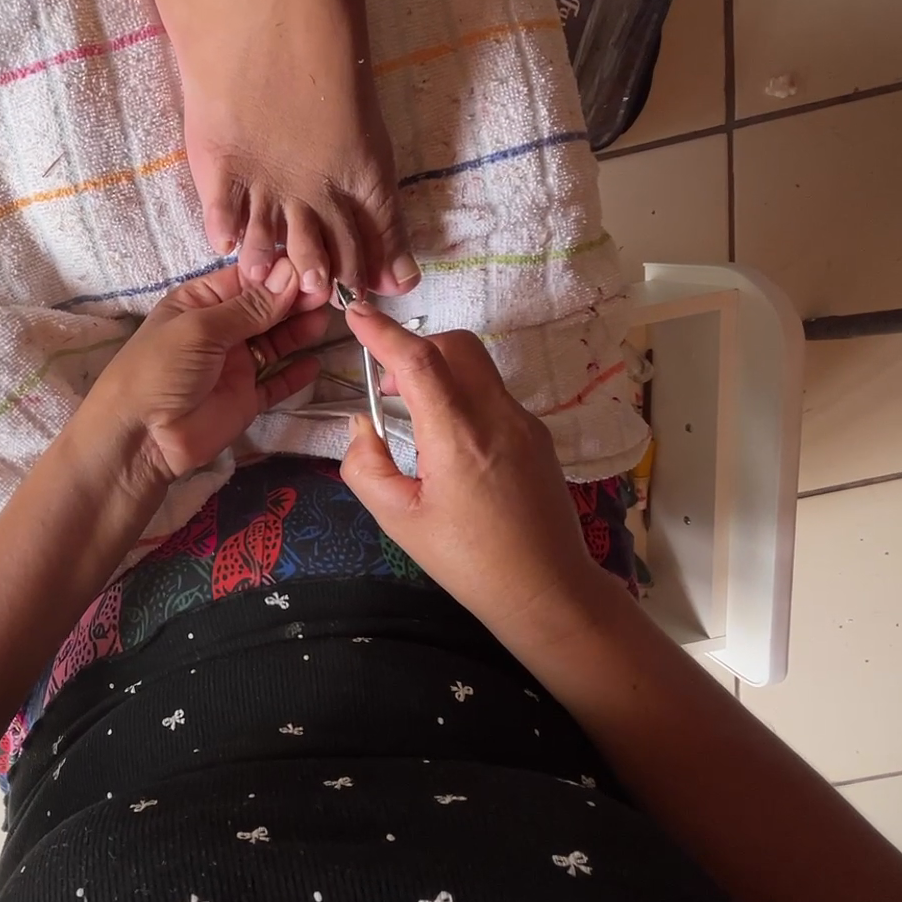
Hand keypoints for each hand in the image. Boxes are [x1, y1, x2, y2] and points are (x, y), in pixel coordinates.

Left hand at [77, 258, 326, 487]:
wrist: (140, 438)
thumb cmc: (159, 370)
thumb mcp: (201, 329)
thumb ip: (249, 306)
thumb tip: (293, 273)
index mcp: (201, 302)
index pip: (248, 278)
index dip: (281, 273)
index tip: (315, 267)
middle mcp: (220, 330)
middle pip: (266, 308)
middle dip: (295, 299)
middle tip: (330, 293)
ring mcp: (234, 365)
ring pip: (275, 342)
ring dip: (299, 331)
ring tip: (327, 320)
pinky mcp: (244, 399)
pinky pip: (276, 383)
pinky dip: (295, 374)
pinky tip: (315, 364)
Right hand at [337, 303, 614, 631]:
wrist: (547, 590)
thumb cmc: (466, 561)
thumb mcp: (397, 519)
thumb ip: (365, 466)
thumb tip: (361, 426)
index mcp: (457, 437)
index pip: (416, 361)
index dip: (381, 332)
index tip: (354, 311)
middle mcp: (496, 417)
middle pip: (454, 344)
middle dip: (413, 346)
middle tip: (386, 386)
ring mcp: (523, 422)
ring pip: (476, 364)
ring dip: (436, 368)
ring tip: (412, 413)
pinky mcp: (536, 434)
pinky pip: (490, 391)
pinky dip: (458, 392)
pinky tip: (446, 438)